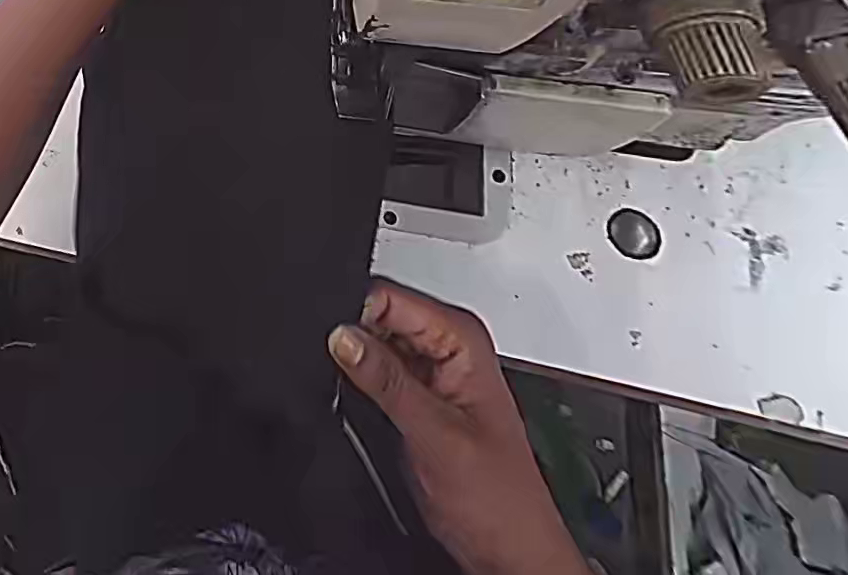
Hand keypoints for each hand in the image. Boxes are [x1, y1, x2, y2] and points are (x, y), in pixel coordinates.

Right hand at [328, 282, 589, 574]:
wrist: (509, 554)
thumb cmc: (500, 500)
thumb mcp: (436, 435)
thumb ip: (386, 381)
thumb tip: (344, 337)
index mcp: (461, 337)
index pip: (392, 297)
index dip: (358, 315)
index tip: (339, 343)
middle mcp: (446, 344)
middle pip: (379, 316)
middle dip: (356, 339)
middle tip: (353, 379)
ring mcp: (428, 368)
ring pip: (371, 343)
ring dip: (358, 365)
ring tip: (369, 402)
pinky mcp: (413, 393)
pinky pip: (374, 371)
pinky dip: (361, 384)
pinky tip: (368, 408)